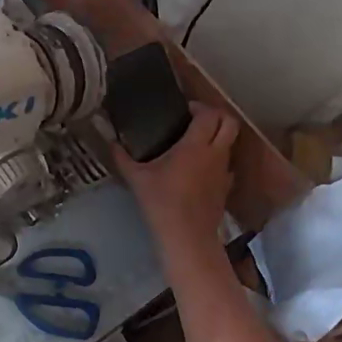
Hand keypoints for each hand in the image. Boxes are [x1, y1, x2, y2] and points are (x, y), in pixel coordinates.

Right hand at [113, 102, 238, 256]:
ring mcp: (224, 170)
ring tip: (197, 143)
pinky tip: (201, 169)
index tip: (183, 110)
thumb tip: (110, 142)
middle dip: (216, 116)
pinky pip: (226, 165)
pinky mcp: (226, 186)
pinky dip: (217, 160)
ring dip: (218, 137)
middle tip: (196, 121)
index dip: (199, 107)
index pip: (209, 114)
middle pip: (229, 122)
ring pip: (230, 142)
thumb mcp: (135, 178)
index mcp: (195, 145)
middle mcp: (215, 153)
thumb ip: (122, 158)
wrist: (186, 235)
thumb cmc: (161, 202)